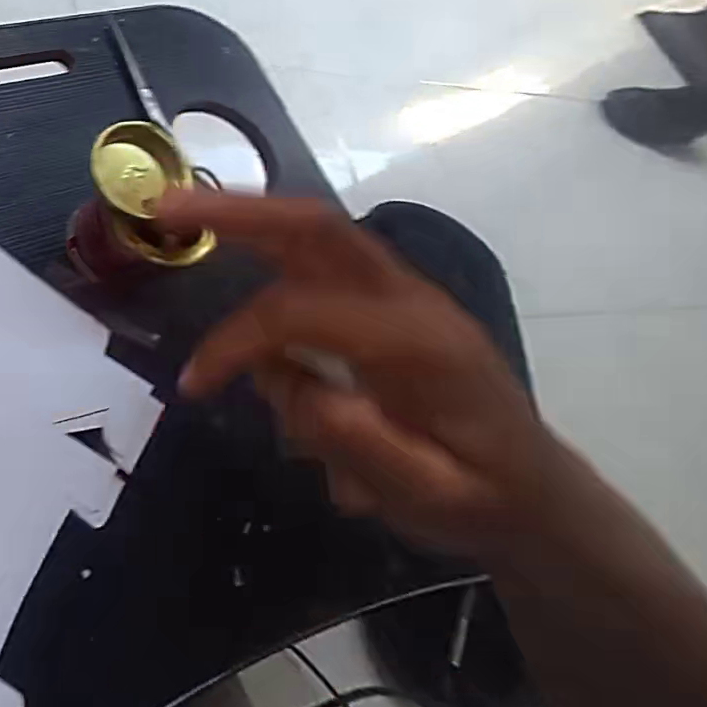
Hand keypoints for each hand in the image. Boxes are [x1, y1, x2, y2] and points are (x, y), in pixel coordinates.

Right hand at [160, 190, 587, 560]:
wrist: (539, 492)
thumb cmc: (482, 499)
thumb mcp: (427, 499)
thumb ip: (361, 444)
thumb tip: (288, 384)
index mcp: (418, 343)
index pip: (300, 313)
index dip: (235, 340)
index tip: (194, 384)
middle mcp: (408, 297)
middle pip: (315, 227)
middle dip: (236, 211)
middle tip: (168, 206)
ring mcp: (401, 291)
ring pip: (316, 231)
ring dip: (249, 220)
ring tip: (186, 218)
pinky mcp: (388, 299)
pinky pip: (319, 259)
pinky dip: (270, 254)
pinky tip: (253, 304)